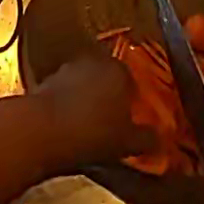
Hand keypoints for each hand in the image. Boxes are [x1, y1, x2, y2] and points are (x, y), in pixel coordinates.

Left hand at [34, 56, 155, 170]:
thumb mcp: (129, 142)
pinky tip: (70, 121)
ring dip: (87, 96)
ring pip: (83, 81)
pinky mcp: (45, 79)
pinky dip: (68, 101)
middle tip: (114, 118)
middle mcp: (91, 61)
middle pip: (105, 76)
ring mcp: (66, 68)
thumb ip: (147, 138)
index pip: (131, 79)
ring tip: (91, 122)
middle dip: (109, 94)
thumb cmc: (95, 131)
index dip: (133, 97)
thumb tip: (158, 139)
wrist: (44, 128)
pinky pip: (64, 90)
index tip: (133, 115)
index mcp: (117, 70)